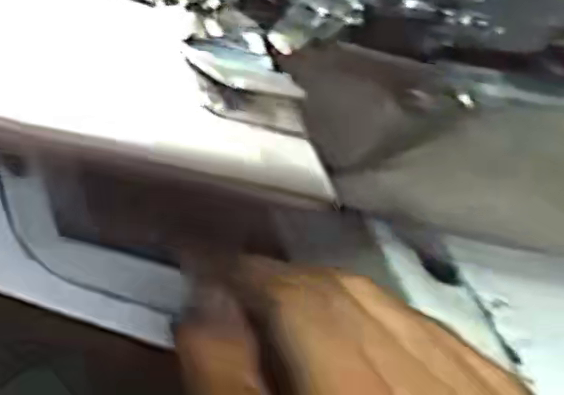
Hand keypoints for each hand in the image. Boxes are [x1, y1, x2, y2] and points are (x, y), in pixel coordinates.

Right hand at [177, 258, 526, 394]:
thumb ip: (216, 363)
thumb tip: (206, 297)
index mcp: (352, 391)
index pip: (286, 288)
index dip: (232, 268)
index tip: (199, 270)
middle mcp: (428, 389)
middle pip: (341, 291)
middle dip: (279, 280)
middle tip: (238, 293)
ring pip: (396, 311)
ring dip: (333, 300)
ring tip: (295, 320)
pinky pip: (452, 349)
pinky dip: (396, 331)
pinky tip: (370, 352)